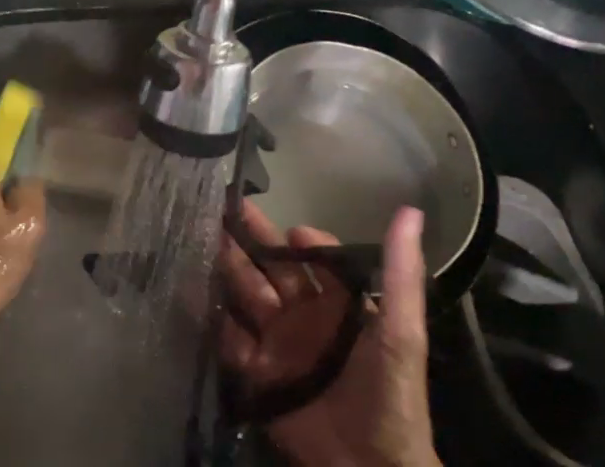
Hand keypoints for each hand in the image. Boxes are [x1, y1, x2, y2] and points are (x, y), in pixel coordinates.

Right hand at [219, 200, 439, 466]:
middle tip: (223, 210)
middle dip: (250, 241)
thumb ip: (400, 272)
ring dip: (226, 271)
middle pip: (273, 270)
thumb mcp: (401, 330)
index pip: (316, 258)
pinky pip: (232, 341)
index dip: (300, 238)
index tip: (285, 224)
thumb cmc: (390, 394)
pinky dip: (214, 319)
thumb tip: (410, 210)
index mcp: (341, 303)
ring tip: (200, 241)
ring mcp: (280, 345)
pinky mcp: (259, 376)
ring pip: (247, 297)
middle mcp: (307, 317)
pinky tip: (194, 294)